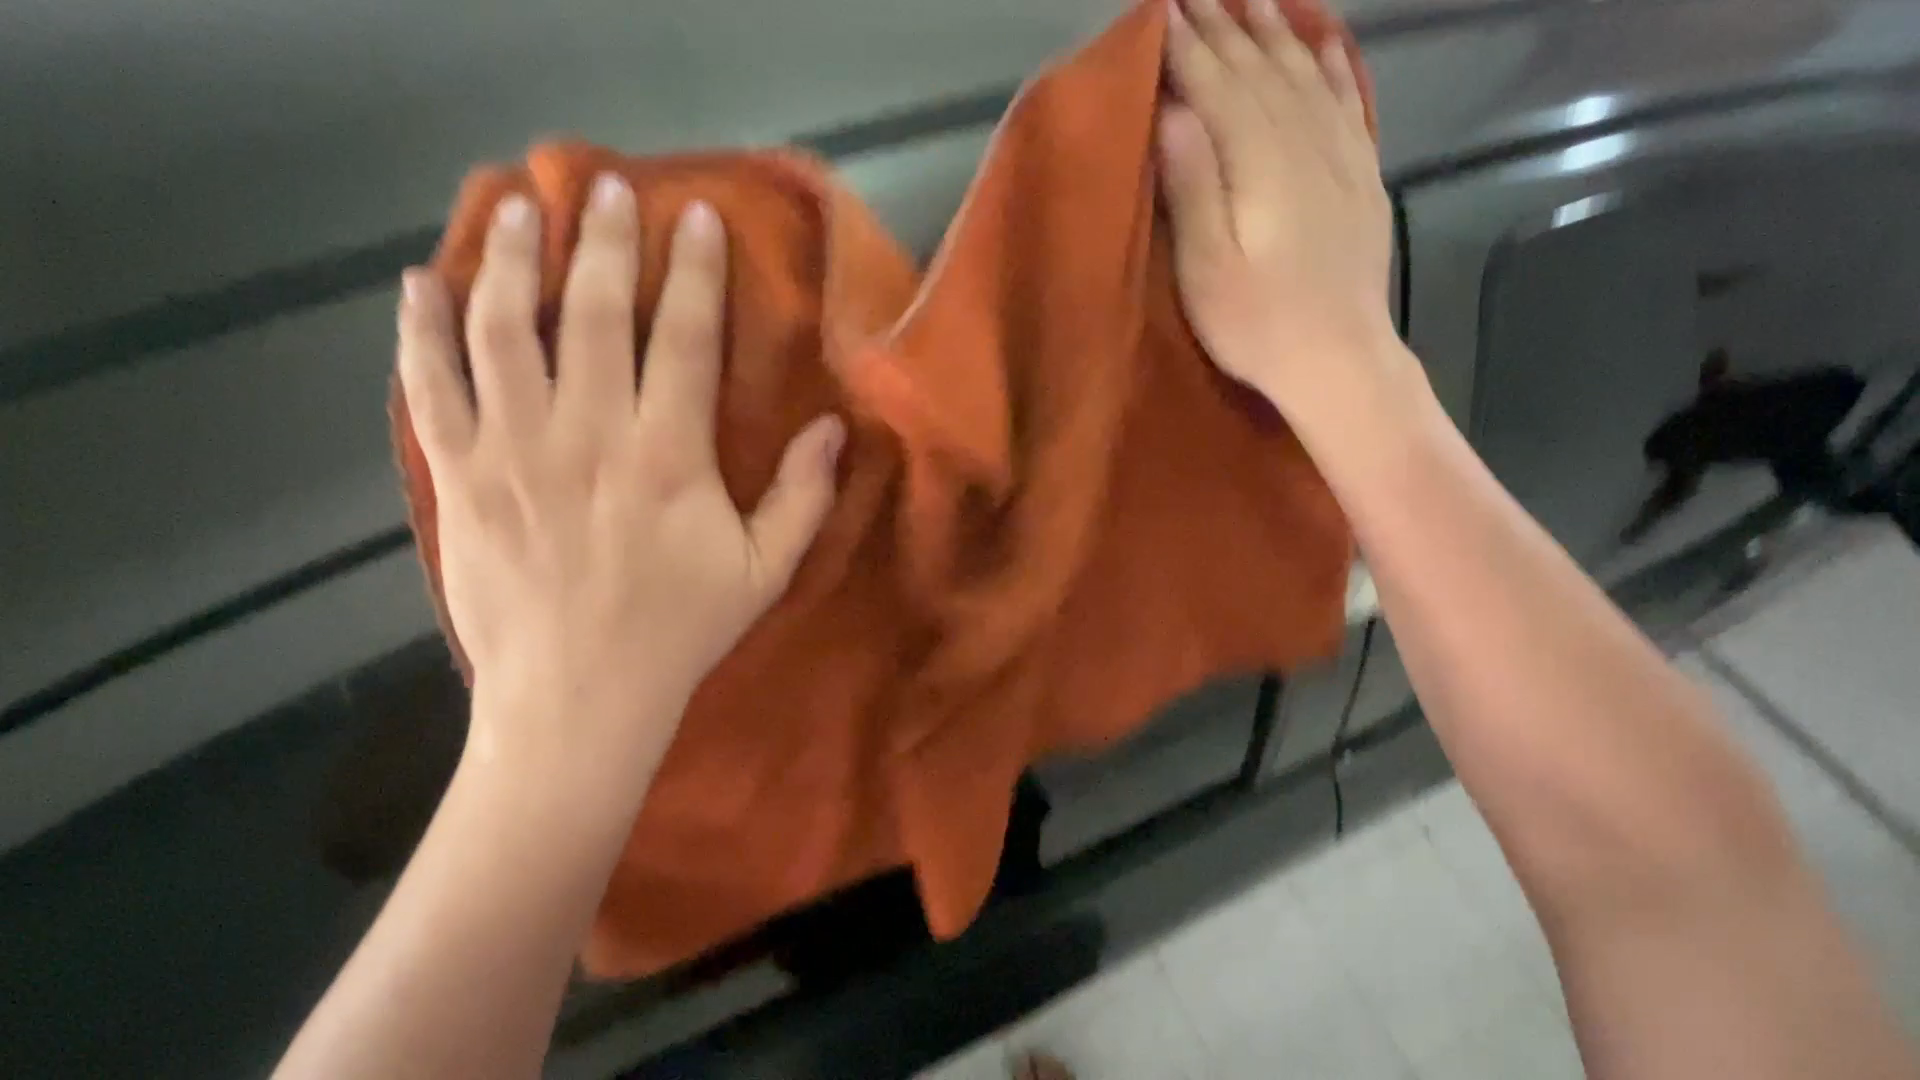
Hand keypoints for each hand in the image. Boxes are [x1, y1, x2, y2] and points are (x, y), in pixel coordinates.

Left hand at [397, 178, 844, 776]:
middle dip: (603, 239)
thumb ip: (802, 498)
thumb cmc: (677, 634)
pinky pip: (430, 388)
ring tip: (513, 208)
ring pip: (505, 331)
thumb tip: (834, 429)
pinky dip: (421, 331)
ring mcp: (513, 452)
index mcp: (668, 457)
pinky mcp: (460, 477)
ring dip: (510, 260)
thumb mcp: (763, 574)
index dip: (694, 271)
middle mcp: (588, 436)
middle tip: (604, 185)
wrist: (576, 701)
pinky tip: (421, 283)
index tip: (695, 215)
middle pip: (595, 313)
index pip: (684, 338)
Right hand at [1159, 0, 1404, 422]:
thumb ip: (1193, 184)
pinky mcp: (1361, 178)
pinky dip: (1334, 66)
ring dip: (1274, 34)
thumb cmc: (1258, 323)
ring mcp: (1341, 157)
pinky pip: (1348, 102)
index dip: (1186, 47)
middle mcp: (1306, 143)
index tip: (1159, 12)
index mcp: (1261, 161)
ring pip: (1305, 76)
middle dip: (1224, 29)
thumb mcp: (1206, 266)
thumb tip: (1174, 110)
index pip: (1217, 87)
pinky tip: (1325, 43)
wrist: (1341, 360)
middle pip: (1260, 71)